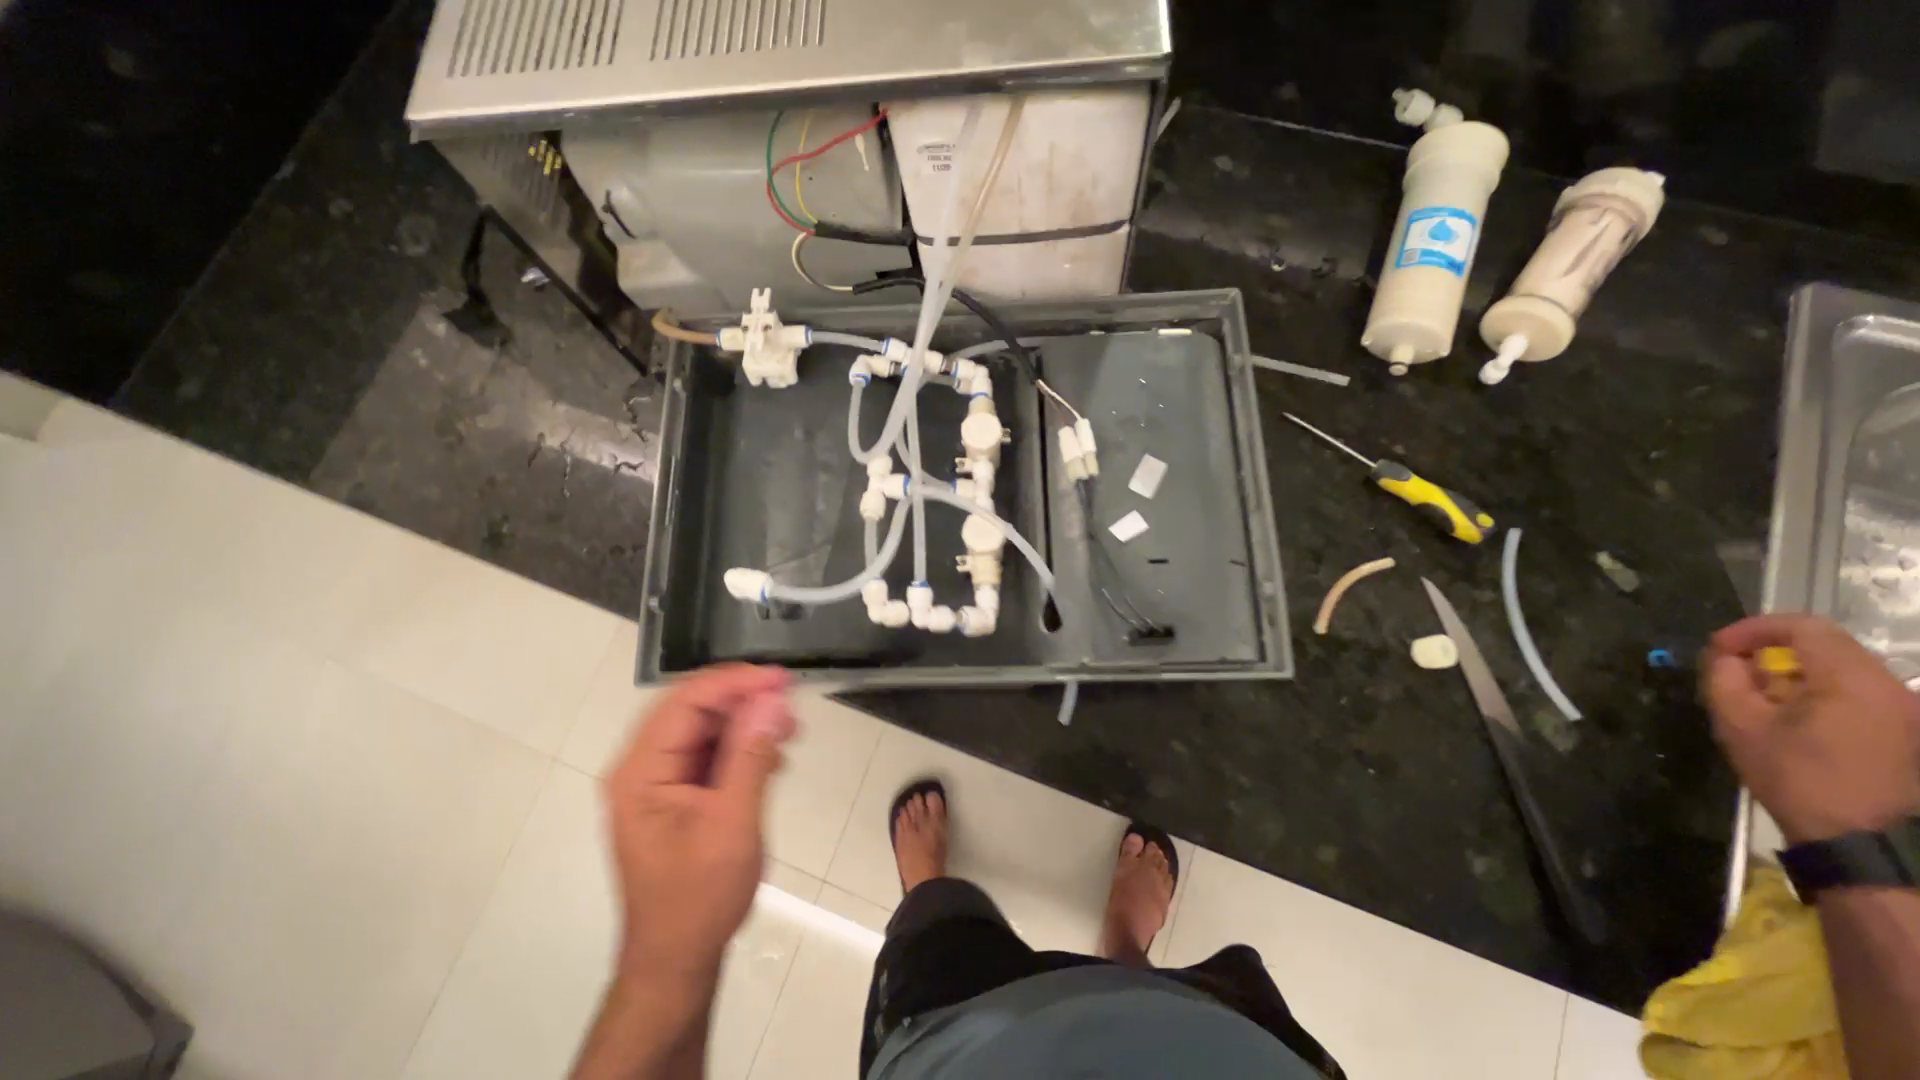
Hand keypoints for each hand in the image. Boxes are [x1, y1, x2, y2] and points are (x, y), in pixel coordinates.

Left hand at [605, 664, 795, 982]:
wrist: (676, 961)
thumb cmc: (699, 896)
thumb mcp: (732, 822)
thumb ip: (751, 756)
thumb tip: (772, 701)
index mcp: (640, 770)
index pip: (686, 701)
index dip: (736, 682)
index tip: (784, 680)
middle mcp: (641, 770)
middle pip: (693, 713)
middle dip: (744, 703)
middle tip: (792, 708)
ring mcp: (656, 787)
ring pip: (703, 734)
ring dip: (746, 727)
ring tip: (789, 733)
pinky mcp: (675, 802)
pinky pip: (707, 760)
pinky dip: (740, 753)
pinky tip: (771, 761)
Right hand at [1704, 614, 1919, 843]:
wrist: (1866, 845)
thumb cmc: (1799, 780)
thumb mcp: (1741, 727)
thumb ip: (1725, 681)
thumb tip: (1727, 659)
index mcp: (1853, 678)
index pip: (1803, 626)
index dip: (1753, 629)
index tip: (1719, 649)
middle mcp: (1892, 687)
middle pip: (1827, 648)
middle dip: (1774, 655)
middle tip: (1738, 678)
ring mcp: (1909, 712)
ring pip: (1845, 674)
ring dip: (1799, 679)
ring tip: (1765, 705)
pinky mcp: (1911, 735)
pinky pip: (1862, 698)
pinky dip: (1824, 699)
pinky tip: (1800, 727)